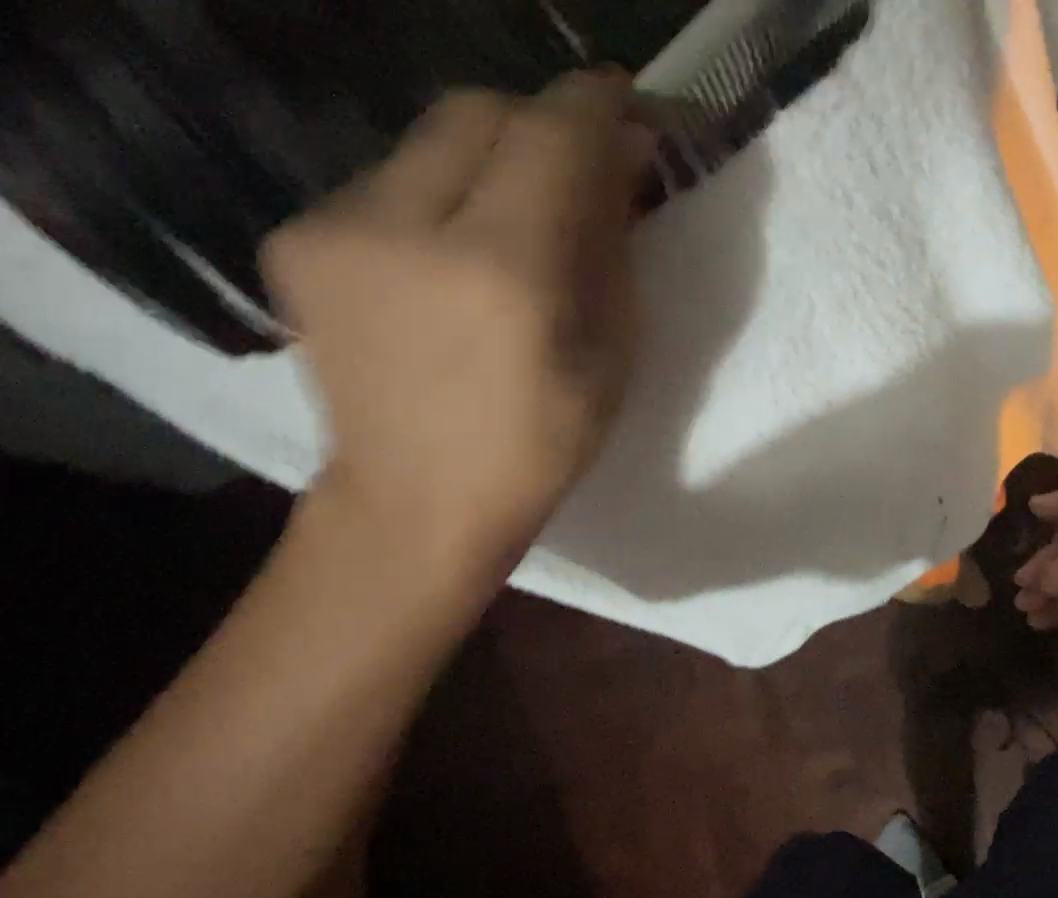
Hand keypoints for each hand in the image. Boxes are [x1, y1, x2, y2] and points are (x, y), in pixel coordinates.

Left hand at [262, 71, 652, 557]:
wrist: (417, 500)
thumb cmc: (544, 442)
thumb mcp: (615, 349)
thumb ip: (616, 241)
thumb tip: (623, 156)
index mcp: (506, 269)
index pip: (554, 131)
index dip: (598, 104)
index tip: (628, 106)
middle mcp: (406, 227)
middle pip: (481, 111)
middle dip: (542, 124)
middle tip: (578, 166)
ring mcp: (336, 227)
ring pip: (429, 140)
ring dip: (488, 162)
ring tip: (514, 220)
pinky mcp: (297, 238)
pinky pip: (388, 180)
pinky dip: (437, 197)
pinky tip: (451, 255)